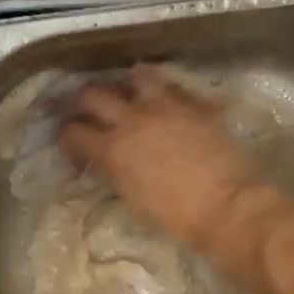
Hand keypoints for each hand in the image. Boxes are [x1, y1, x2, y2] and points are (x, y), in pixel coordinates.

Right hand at [59, 65, 279, 262]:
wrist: (226, 206)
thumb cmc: (177, 217)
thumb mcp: (133, 198)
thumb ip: (116, 172)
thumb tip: (110, 161)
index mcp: (113, 150)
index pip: (75, 133)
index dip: (67, 134)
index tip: (70, 138)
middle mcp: (133, 120)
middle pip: (94, 95)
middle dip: (82, 98)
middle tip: (83, 103)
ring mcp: (166, 107)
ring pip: (138, 77)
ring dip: (129, 82)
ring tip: (129, 87)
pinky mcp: (196, 105)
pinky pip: (177, 87)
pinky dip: (167, 91)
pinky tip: (169, 98)